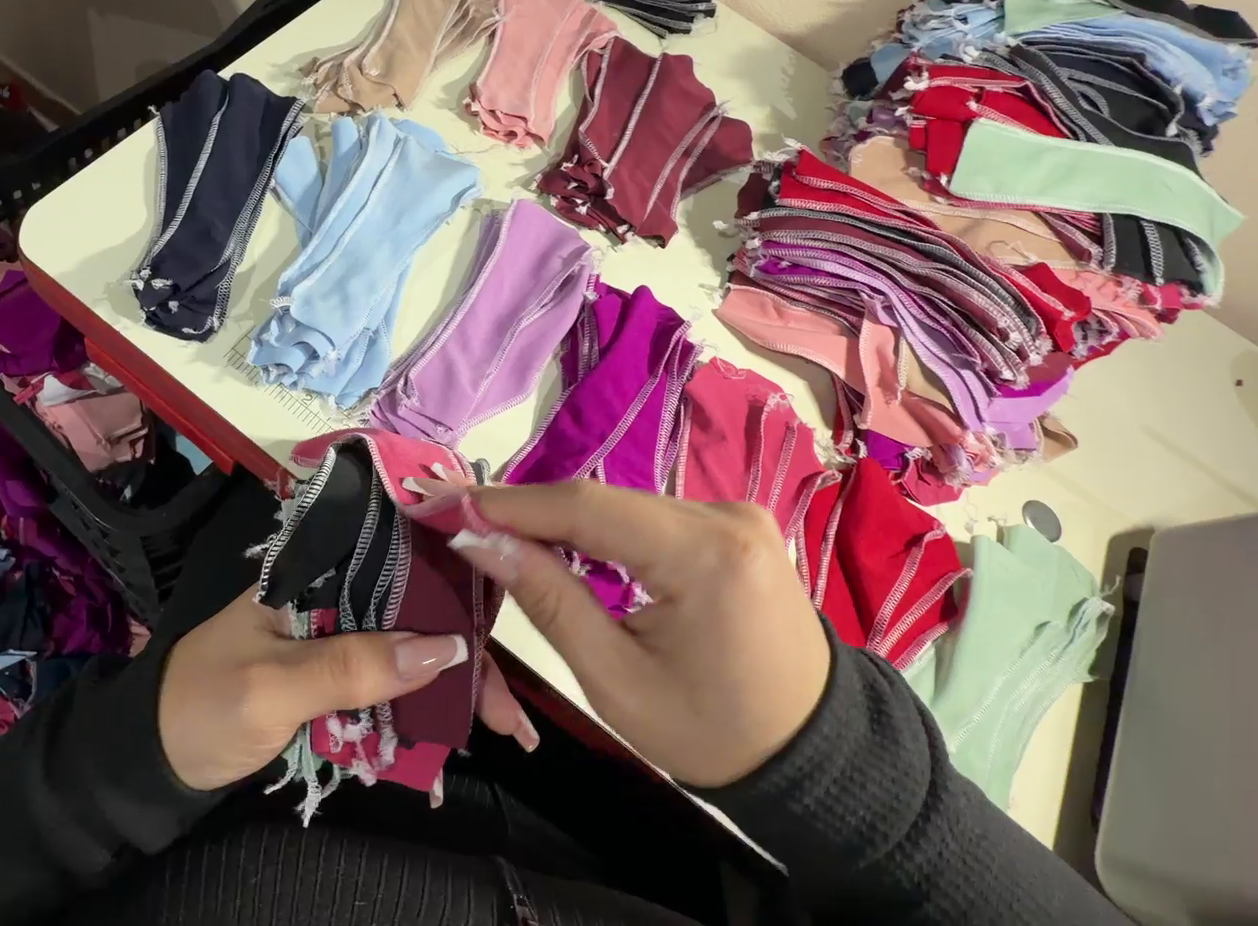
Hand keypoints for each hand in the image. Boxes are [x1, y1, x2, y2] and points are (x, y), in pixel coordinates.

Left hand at [158, 588, 538, 791]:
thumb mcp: (272, 688)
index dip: (451, 580)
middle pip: (412, 611)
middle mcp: (328, 597)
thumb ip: (351, 666)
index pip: (392, 559)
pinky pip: (387, 685)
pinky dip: (421, 708)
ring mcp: (331, 638)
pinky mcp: (331, 676)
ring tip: (504, 726)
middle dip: (464, 652)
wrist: (153, 759)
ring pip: (406, 650)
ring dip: (452, 685)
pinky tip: (454, 731)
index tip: (501, 610)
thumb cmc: (203, 706)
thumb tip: (443, 651)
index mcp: (310, 575)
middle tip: (510, 709)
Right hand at [448, 482, 830, 787]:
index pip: (584, 506)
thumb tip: (478, 539)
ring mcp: (734, 516)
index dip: (507, 502)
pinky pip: (647, 516)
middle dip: (527, 512)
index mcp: (704, 554)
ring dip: (559, 520)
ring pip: (621, 505)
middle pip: (602, 500)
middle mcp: (725, 516)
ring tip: (496, 531)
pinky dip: (598, 529)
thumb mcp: (614, 678)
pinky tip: (560, 543)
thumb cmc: (712, 733)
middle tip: (459, 519)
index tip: (444, 502)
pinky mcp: (733, 527)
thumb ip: (547, 598)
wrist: (812, 757)